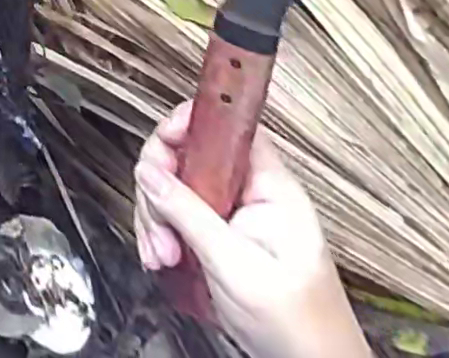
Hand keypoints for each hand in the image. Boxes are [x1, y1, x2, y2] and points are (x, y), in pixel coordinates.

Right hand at [135, 103, 369, 357]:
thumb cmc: (299, 326)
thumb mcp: (236, 265)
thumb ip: (189, 213)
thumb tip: (149, 170)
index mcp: (268, 187)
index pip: (225, 127)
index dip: (189, 122)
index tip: (163, 140)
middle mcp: (247, 192)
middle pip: (186, 155)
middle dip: (160, 187)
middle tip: (158, 221)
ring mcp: (230, 211)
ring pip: (172, 186)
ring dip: (156, 217)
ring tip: (163, 254)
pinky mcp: (216, 232)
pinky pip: (173, 213)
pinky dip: (160, 232)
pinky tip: (162, 257)